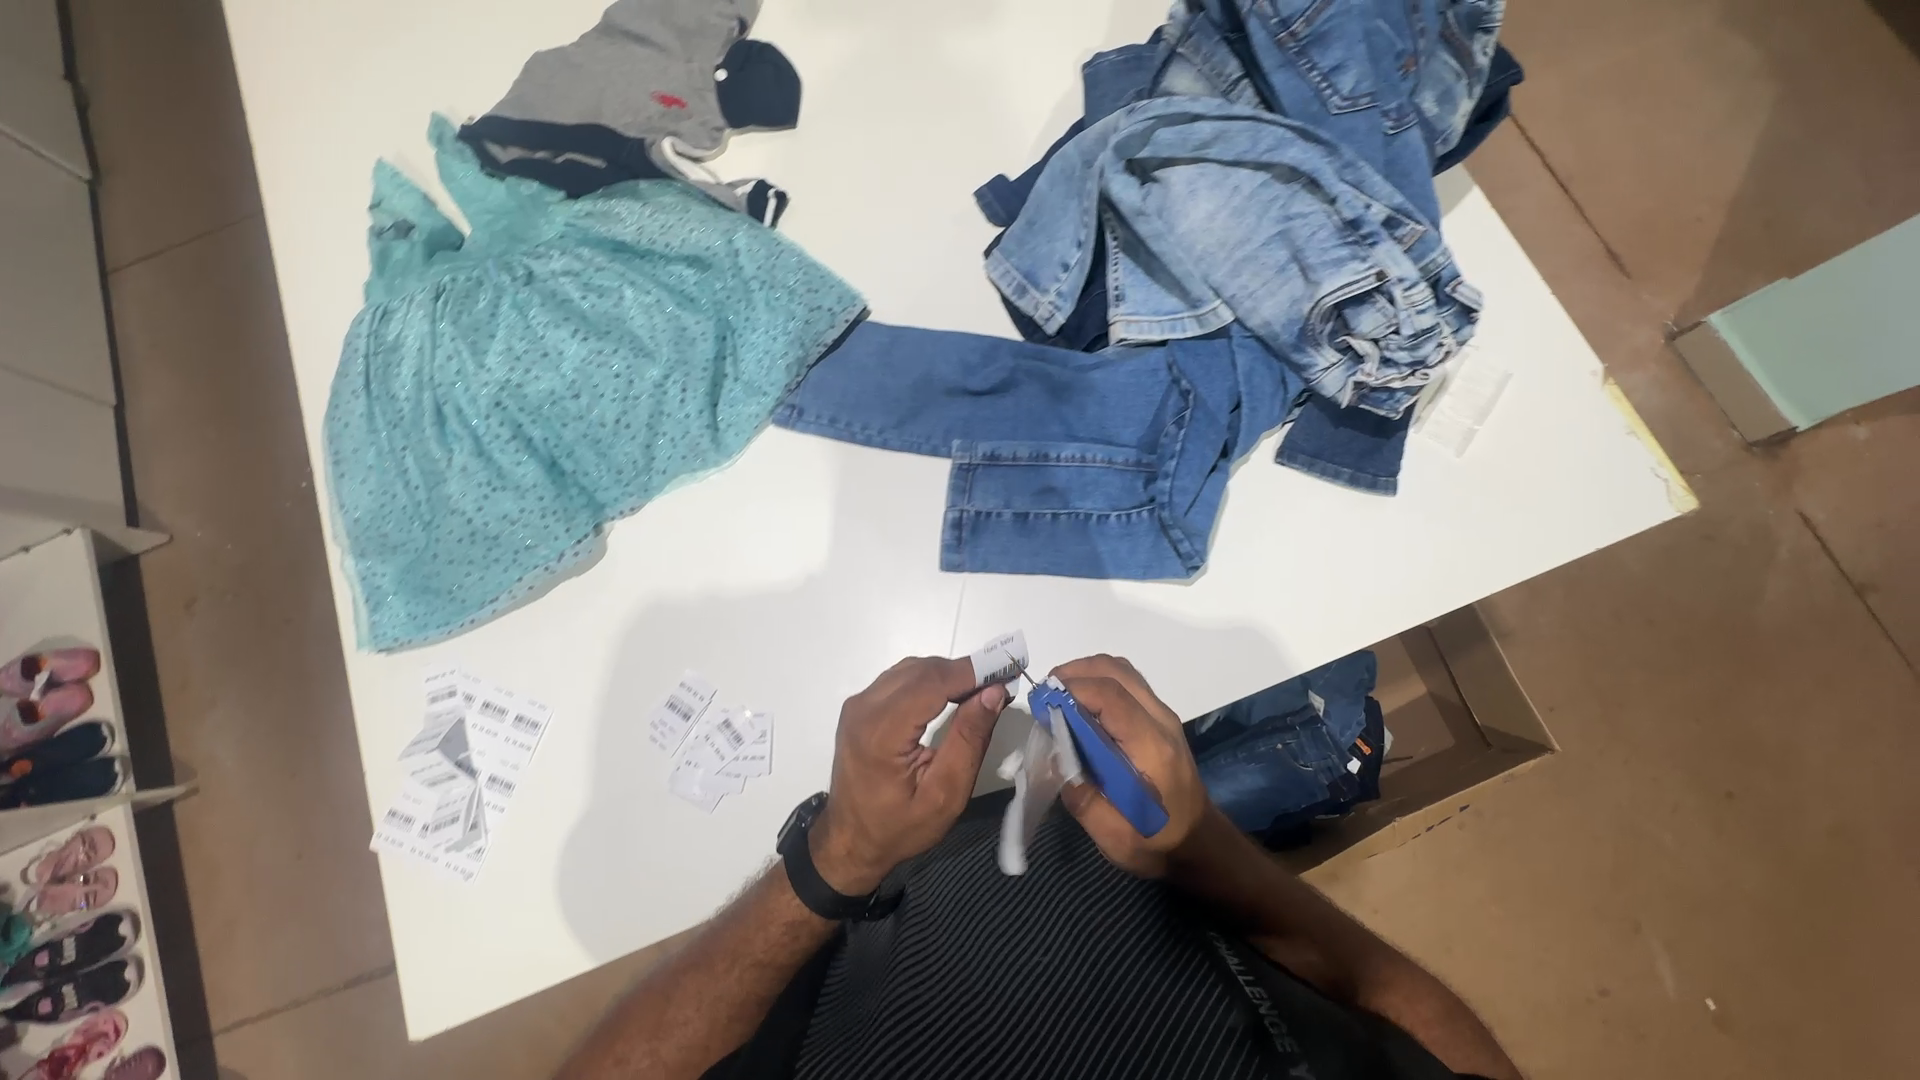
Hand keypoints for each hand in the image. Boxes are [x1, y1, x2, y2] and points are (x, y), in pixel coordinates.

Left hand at [810, 657, 1009, 894]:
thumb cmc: (899, 827)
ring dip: (947, 674)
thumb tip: (994, 692)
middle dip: (964, 672)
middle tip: (999, 687)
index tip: (1007, 672)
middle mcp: (863, 708)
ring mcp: (857, 704)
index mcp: (880, 732)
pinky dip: (930, 680)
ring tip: (980, 693)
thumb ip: (969, 740)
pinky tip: (952, 696)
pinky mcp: (859, 706)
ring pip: (911, 669)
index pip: (931, 682)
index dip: (971, 672)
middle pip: (922, 670)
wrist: (850, 841)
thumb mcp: (945, 794)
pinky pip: (900, 679)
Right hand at [1053, 655, 1210, 877]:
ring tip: (1059, 698)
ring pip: (1121, 670)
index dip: (1072, 689)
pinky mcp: (1158, 718)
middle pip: (1116, 670)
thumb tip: (1054, 758)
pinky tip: (1080, 707)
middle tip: (1045, 696)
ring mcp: (1162, 716)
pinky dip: (1098, 682)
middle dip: (1074, 673)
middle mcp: (1160, 720)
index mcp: (1151, 747)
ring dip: (1086, 674)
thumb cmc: (1157, 843)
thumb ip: (1082, 799)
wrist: (1199, 844)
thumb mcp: (1114, 837)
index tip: (1041, 703)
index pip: (1110, 696)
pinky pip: (1126, 683)